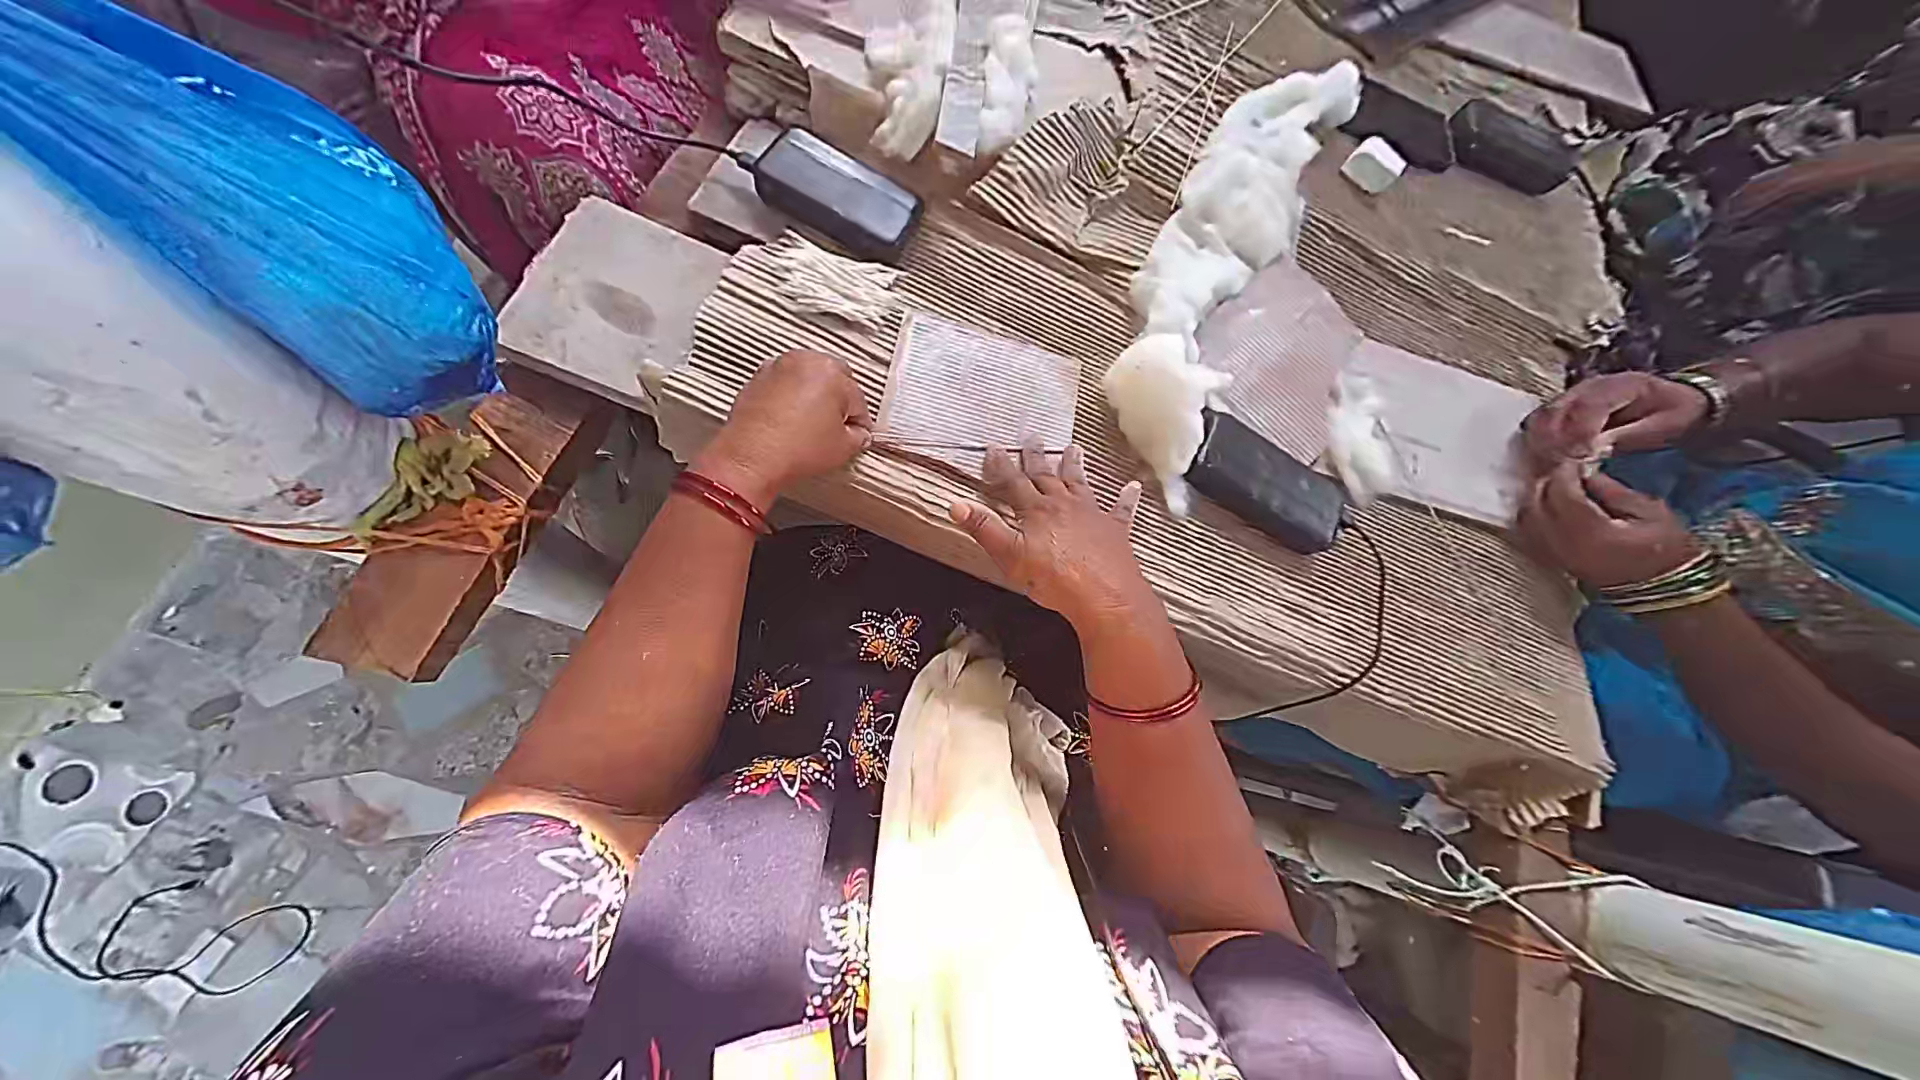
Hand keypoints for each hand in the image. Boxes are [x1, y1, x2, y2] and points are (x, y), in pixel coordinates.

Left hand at [695, 350, 872, 505]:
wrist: (751, 459)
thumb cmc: (792, 449)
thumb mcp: (843, 448)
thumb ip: (859, 436)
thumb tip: (857, 434)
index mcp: (832, 372)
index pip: (858, 398)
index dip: (859, 421)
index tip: (856, 434)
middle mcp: (805, 362)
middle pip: (833, 380)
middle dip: (837, 402)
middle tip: (836, 429)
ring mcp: (779, 368)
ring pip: (807, 380)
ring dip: (813, 397)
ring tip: (811, 427)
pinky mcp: (758, 379)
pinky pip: (784, 385)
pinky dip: (790, 398)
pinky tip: (791, 423)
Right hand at [949, 443, 1150, 629]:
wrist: (1103, 596)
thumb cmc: (1055, 579)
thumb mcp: (1010, 555)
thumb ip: (984, 528)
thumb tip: (957, 505)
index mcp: (1037, 511)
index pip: (1014, 482)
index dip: (1002, 465)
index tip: (995, 448)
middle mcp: (1064, 505)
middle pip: (1047, 476)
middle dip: (1036, 457)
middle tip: (1032, 438)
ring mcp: (1091, 515)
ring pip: (1080, 484)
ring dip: (1075, 466)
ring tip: (1073, 449)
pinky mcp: (1114, 531)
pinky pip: (1120, 509)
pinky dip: (1126, 497)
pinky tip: (1132, 487)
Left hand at [1514, 463, 1698, 588]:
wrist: (1664, 590)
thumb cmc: (1667, 549)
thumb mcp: (1650, 512)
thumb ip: (1612, 490)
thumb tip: (1585, 472)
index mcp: (1588, 530)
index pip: (1560, 492)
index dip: (1564, 472)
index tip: (1575, 461)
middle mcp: (1559, 542)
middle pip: (1535, 503)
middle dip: (1547, 482)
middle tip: (1565, 472)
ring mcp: (1549, 553)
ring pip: (1525, 517)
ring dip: (1535, 498)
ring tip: (1557, 487)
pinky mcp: (1548, 559)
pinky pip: (1526, 531)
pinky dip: (1531, 515)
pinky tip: (1547, 506)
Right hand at [1522, 373, 1708, 465]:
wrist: (1674, 401)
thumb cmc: (1671, 414)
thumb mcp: (1662, 425)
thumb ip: (1625, 436)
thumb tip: (1590, 448)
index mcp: (1620, 385)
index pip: (1586, 407)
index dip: (1578, 433)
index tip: (1580, 456)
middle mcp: (1588, 387)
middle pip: (1554, 411)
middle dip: (1552, 441)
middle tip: (1560, 465)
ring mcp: (1570, 396)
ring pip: (1540, 417)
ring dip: (1540, 442)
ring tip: (1551, 463)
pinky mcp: (1559, 407)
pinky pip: (1538, 423)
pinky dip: (1537, 440)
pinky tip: (1546, 456)